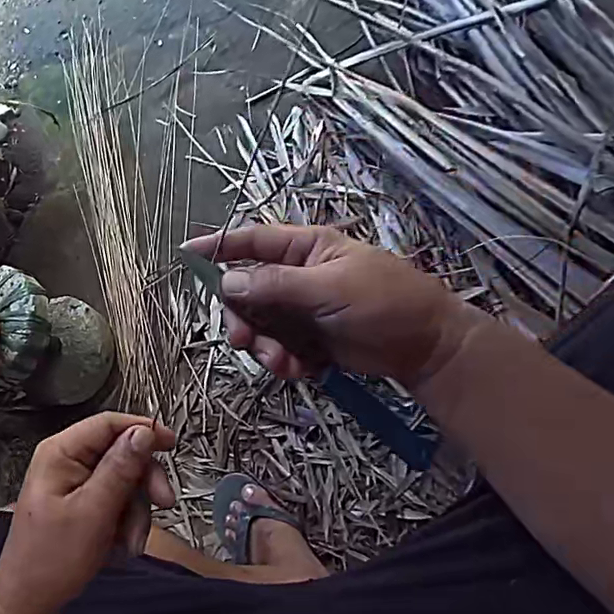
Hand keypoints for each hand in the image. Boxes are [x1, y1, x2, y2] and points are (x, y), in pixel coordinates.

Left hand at [0, 413, 177, 613]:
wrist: (29, 605)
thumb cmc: (54, 557)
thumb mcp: (94, 511)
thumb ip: (121, 469)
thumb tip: (145, 431)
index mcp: (61, 452)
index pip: (108, 424)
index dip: (142, 430)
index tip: (172, 445)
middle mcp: (68, 461)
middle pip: (122, 453)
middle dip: (143, 482)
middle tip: (164, 504)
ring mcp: (76, 484)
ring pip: (125, 481)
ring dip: (136, 511)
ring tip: (131, 543)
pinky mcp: (83, 505)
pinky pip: (117, 502)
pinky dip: (126, 523)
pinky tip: (121, 547)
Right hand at [183, 224, 484, 385]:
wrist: (426, 347)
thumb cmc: (385, 302)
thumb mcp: (329, 288)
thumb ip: (276, 285)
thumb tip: (228, 283)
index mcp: (305, 249)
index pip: (253, 242)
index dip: (219, 247)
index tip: (187, 255)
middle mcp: (298, 277)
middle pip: (247, 293)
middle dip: (243, 320)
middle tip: (243, 342)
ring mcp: (303, 311)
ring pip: (261, 327)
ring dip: (265, 348)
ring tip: (286, 364)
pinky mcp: (310, 340)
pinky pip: (280, 349)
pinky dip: (286, 363)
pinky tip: (306, 371)